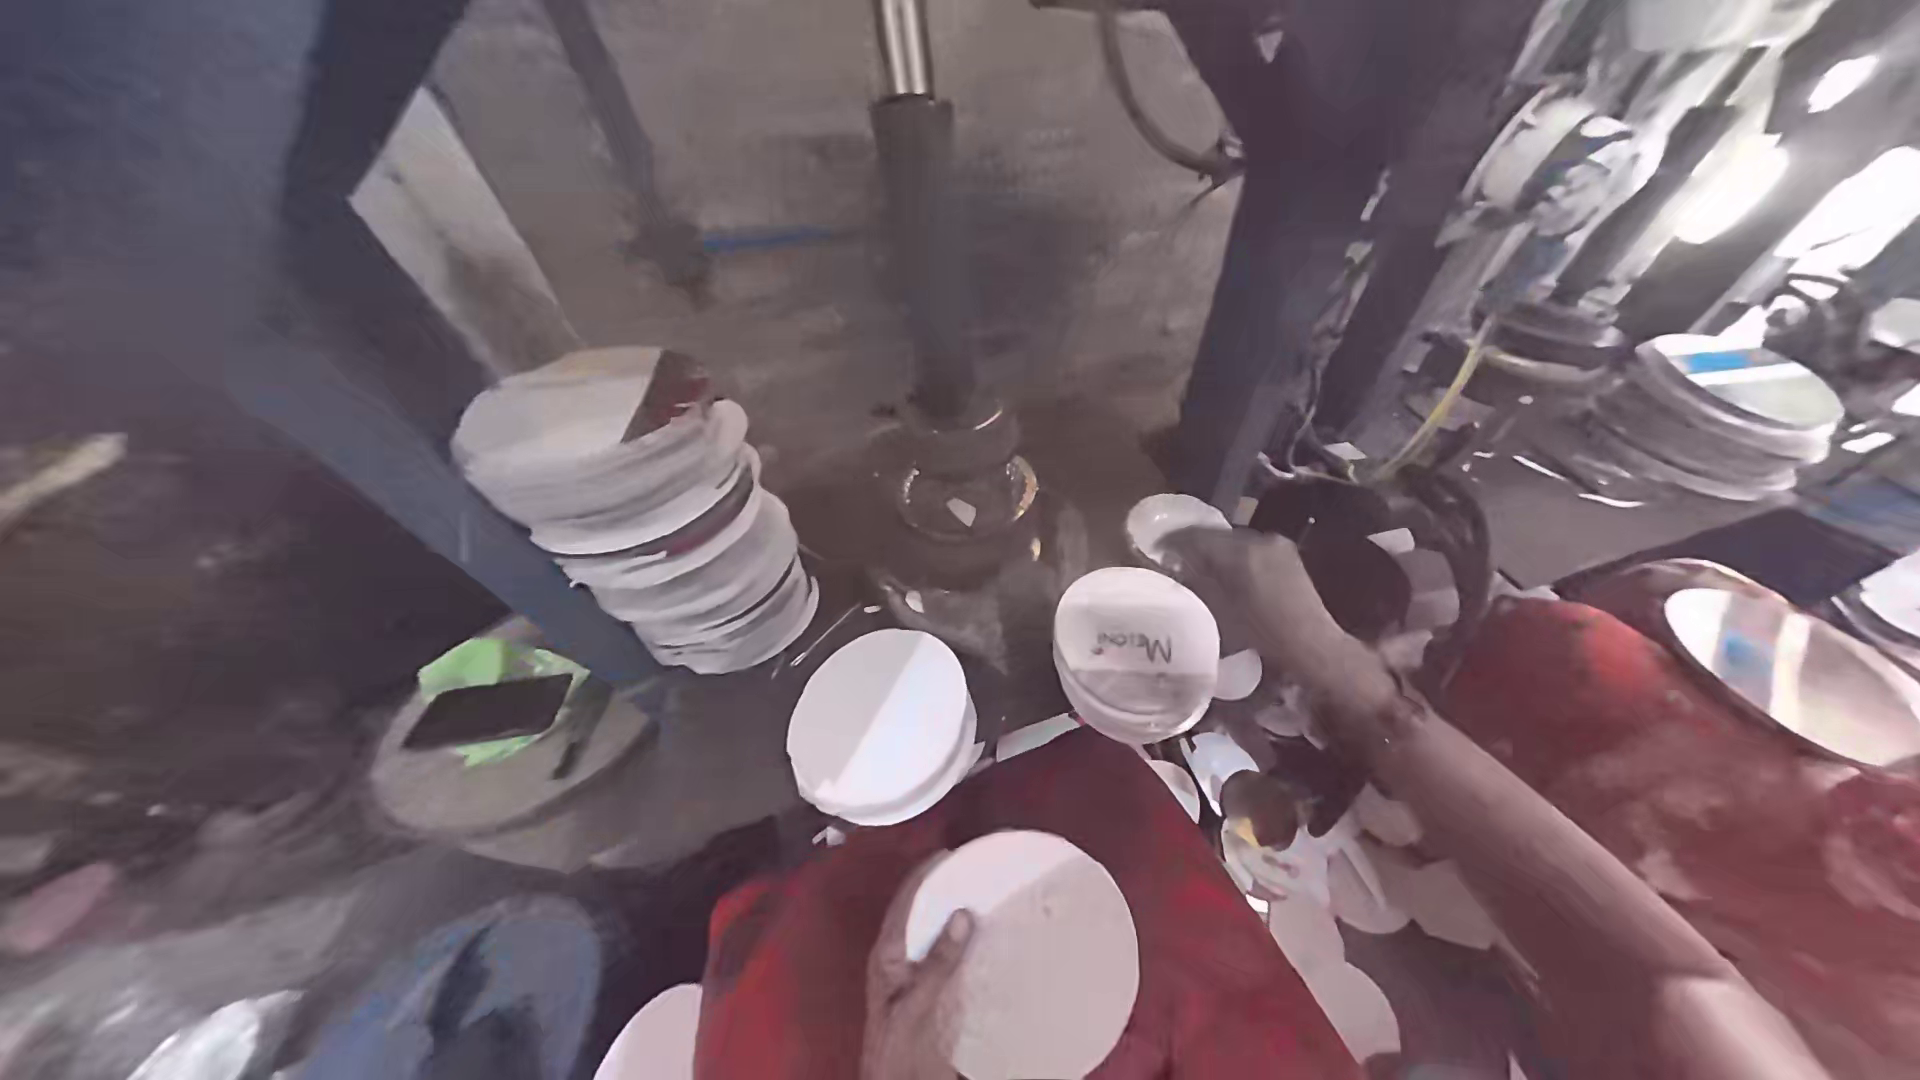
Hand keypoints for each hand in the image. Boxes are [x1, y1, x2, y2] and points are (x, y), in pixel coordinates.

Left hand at [862, 858, 975, 1079]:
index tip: (949, 854)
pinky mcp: (927, 988)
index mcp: (887, 952)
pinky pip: (943, 952)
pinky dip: (960, 938)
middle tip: (971, 871)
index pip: (904, 900)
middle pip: (918, 910)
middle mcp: (898, 955)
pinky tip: (980, 935)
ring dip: (951, 912)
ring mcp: (912, 972)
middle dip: (940, 888)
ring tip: (979, 893)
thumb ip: (937, 962)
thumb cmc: (897, 1049)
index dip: (923, 874)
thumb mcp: (916, 1003)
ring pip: (931, 929)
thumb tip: (962, 912)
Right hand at [1161, 527, 1398, 717]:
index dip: (1172, 541)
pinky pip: (1249, 547)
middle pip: (1214, 535)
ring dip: (1214, 550)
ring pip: (1232, 540)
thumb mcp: (1216, 609)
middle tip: (1176, 560)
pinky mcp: (1285, 552)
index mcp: (1237, 553)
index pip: (1195, 536)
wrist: (1310, 643)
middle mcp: (1257, 540)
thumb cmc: (1260, 634)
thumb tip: (1176, 567)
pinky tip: (1227, 572)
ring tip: (1200, 566)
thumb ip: (1194, 582)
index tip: (1157, 550)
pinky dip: (1233, 555)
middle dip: (1194, 545)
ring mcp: (1275, 544)